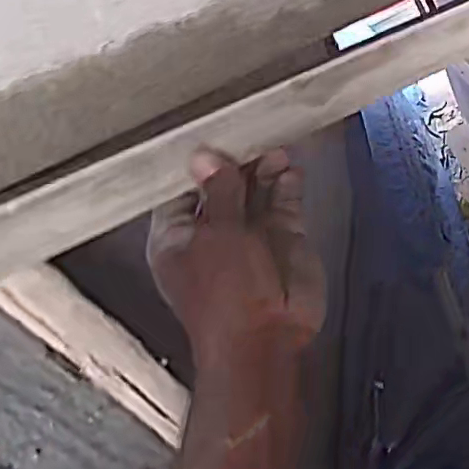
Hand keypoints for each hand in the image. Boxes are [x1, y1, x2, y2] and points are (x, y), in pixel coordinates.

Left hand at [147, 149, 326, 371]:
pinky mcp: (284, 236)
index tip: (210, 131)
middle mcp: (214, 232)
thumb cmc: (226, 291)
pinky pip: (285, 201)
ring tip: (275, 148)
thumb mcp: (216, 235)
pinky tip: (290, 167)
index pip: (183, 189)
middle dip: (237, 161)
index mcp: (179, 236)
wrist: (267, 337)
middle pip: (224, 185)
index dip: (196, 164)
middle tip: (251, 132)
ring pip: (257, 190)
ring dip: (264, 168)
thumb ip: (218, 191)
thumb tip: (204, 155)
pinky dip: (288, 183)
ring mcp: (251, 234)